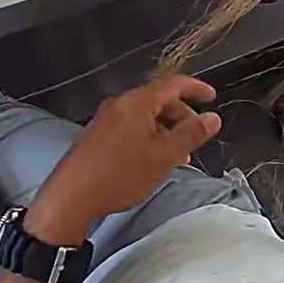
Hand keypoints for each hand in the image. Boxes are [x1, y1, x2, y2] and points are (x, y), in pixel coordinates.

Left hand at [24, 76, 222, 243]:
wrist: (71, 198)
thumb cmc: (118, 174)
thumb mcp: (164, 156)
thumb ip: (191, 134)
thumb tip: (212, 118)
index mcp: (136, 102)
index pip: (173, 84)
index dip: (196, 89)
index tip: (211, 97)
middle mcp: (119, 105)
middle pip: (159, 100)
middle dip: (182, 116)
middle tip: (196, 136)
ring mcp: (106, 120)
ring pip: (145, 116)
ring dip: (166, 130)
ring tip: (177, 155)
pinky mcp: (97, 136)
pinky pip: (131, 127)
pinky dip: (149, 137)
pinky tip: (153, 160)